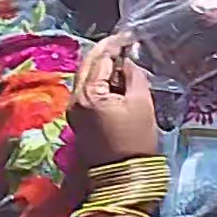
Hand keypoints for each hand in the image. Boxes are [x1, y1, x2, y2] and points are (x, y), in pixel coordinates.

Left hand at [68, 32, 157, 166]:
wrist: (124, 179)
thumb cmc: (135, 140)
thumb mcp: (141, 103)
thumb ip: (133, 75)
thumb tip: (128, 61)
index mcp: (88, 93)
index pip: (100, 58)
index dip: (116, 44)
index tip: (130, 37)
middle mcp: (74, 99)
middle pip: (88, 64)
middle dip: (106, 51)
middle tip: (125, 43)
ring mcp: (74, 110)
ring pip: (86, 77)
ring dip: (102, 65)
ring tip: (124, 59)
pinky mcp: (79, 119)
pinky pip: (88, 90)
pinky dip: (100, 80)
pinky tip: (116, 78)